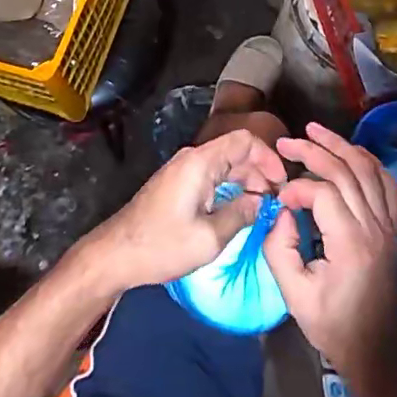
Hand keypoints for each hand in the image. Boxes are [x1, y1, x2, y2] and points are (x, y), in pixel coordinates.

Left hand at [75, 129, 286, 293]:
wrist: (114, 255)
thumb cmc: (161, 246)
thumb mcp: (209, 238)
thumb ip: (241, 214)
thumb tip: (262, 202)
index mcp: (200, 162)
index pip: (244, 141)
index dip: (268, 158)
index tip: (282, 183)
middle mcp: (192, 158)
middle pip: (236, 152)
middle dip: (260, 172)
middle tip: (276, 201)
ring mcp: (182, 170)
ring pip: (224, 164)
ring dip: (246, 181)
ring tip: (262, 208)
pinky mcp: (177, 183)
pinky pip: (211, 175)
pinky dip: (230, 187)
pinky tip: (239, 209)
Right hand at [264, 123, 396, 377]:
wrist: (376, 349)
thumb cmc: (333, 325)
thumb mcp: (294, 294)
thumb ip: (279, 248)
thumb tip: (282, 211)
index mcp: (351, 242)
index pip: (322, 192)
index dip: (296, 189)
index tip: (279, 202)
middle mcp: (375, 226)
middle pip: (346, 170)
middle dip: (314, 150)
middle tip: (287, 141)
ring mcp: (389, 225)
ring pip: (369, 169)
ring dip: (342, 146)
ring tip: (316, 131)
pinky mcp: (395, 227)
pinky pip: (387, 183)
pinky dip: (368, 162)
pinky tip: (351, 154)